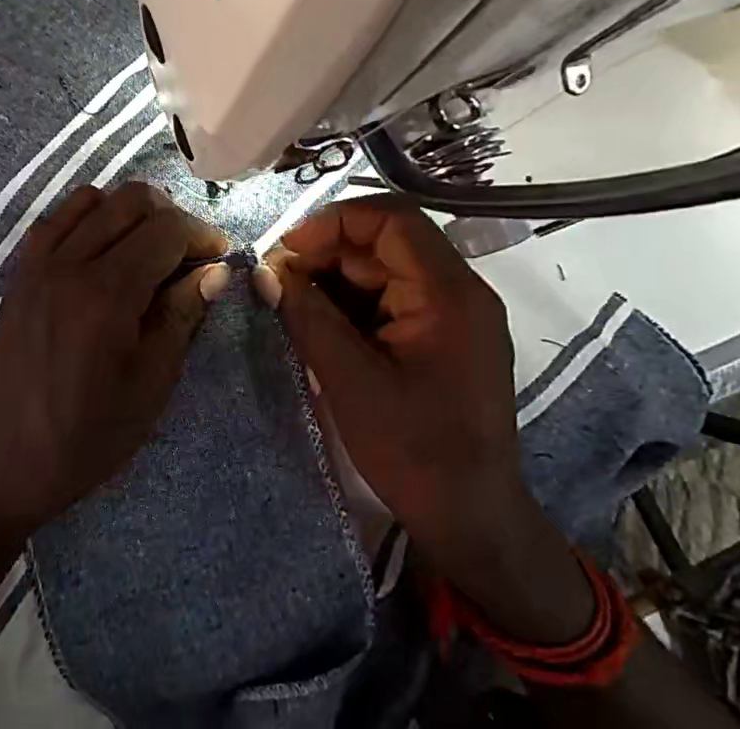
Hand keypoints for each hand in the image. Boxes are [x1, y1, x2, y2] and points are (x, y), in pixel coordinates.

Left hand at [0, 182, 228, 536]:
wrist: (2, 464)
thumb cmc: (87, 435)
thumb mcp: (151, 384)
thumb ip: (182, 315)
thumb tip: (215, 270)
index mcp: (107, 293)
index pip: (167, 230)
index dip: (202, 235)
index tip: (219, 258)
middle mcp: (69, 263)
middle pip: (132, 200)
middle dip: (172, 217)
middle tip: (188, 254)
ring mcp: (38, 263)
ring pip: (94, 199)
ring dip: (131, 213)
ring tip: (148, 250)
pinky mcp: (20, 273)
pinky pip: (57, 219)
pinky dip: (89, 218)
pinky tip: (103, 251)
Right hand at [256, 196, 596, 641]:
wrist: (472, 520)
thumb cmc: (415, 452)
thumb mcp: (350, 382)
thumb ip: (308, 318)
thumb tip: (268, 273)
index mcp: (449, 293)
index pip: (392, 220)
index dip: (333, 222)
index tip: (286, 250)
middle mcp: (460, 291)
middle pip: (388, 244)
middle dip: (329, 256)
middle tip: (279, 284)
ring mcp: (456, 314)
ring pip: (387, 272)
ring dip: (338, 282)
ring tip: (293, 307)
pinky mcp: (445, 337)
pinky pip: (394, 301)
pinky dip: (355, 307)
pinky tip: (322, 327)